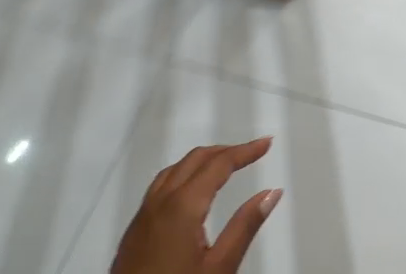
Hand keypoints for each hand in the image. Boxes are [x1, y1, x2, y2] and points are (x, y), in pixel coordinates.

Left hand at [112, 139, 281, 273]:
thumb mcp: (219, 268)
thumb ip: (245, 226)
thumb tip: (272, 192)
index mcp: (183, 206)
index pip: (219, 164)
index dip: (245, 151)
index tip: (267, 144)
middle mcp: (160, 202)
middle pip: (195, 159)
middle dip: (225, 151)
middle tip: (251, 153)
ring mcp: (142, 216)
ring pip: (174, 170)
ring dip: (202, 161)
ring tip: (225, 167)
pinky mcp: (133, 232)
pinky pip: (160, 186)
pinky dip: (182, 175)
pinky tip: (192, 192)